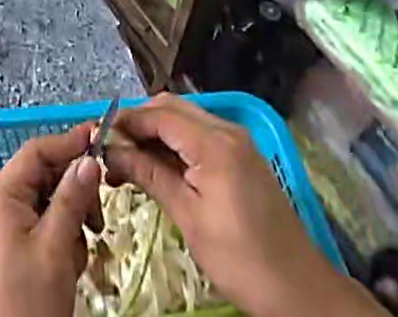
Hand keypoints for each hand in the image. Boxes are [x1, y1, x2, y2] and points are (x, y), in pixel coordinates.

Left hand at [0, 125, 101, 316]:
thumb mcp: (54, 247)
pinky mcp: (17, 249)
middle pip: (46, 175)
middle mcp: (3, 202)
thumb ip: (72, 199)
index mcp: (4, 192)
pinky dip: (64, 241)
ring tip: (76, 255)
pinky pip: (47, 228)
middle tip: (96, 220)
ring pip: (51, 204)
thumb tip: (89, 160)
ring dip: (71, 223)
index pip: (38, 150)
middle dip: (74, 193)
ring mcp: (9, 226)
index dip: (70, 143)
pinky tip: (68, 267)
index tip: (103, 142)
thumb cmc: (25, 299)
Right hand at [108, 95, 378, 316]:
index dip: (126, 121)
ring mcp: (237, 141)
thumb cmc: (241, 258)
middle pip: (171, 108)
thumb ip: (149, 174)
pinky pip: (199, 134)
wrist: (300, 290)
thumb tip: (111, 151)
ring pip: (184, 118)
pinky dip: (174, 142)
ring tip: (128, 159)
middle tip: (111, 148)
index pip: (159, 115)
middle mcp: (226, 130)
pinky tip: (156, 165)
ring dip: (154, 131)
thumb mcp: (187, 216)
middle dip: (138, 122)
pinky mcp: (241, 156)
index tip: (98, 135)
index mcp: (214, 142)